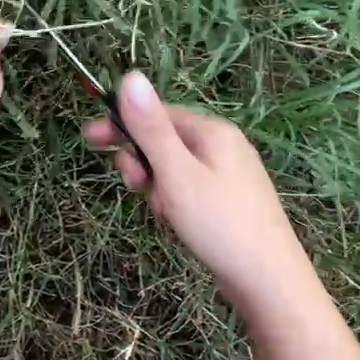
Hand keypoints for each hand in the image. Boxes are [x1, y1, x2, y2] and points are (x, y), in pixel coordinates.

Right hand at [84, 72, 315, 311]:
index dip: (121, 125)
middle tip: (136, 186)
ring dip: (154, 184)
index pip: (156, 113)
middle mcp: (222, 145)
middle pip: (162, 139)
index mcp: (212, 131)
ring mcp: (228, 173)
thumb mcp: (176, 173)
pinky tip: (176, 221)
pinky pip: (186, 186)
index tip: (89, 140)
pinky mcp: (228, 199)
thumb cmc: (219, 224)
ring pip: (171, 166)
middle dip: (140, 161)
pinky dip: (171, 199)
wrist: (269, 284)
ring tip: (161, 211)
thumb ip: (150, 127)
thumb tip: (130, 75)